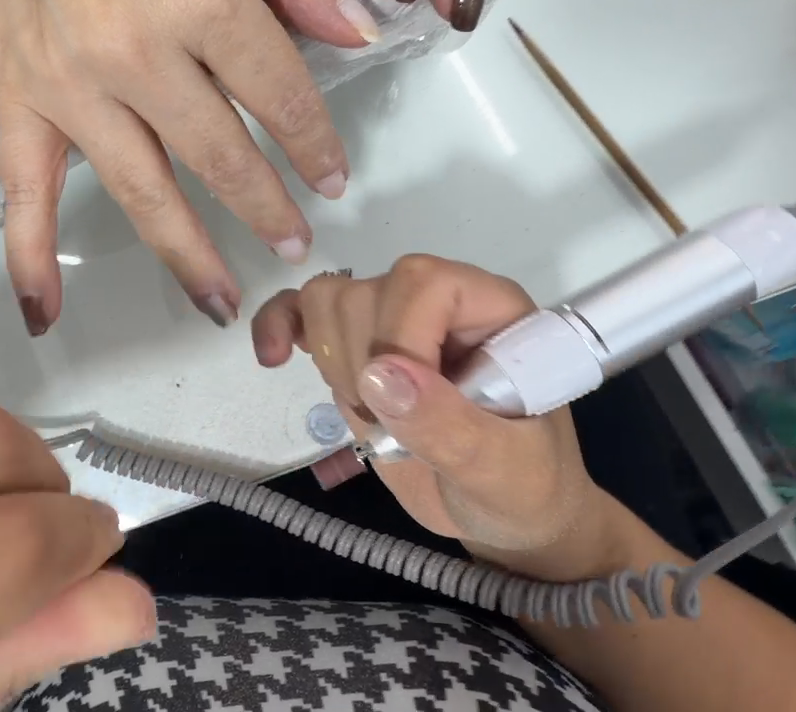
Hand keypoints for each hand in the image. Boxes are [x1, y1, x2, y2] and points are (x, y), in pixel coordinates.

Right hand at [0, 0, 379, 332]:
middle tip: (294, 247)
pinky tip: (46, 315)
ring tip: (226, 299)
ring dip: (188, 253)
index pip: (278, 91)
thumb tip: (354, 34)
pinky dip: (31, 256)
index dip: (315, 143)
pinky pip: (24, 192)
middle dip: (265, 208)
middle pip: (220, 155)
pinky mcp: (19, 105)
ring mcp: (72, 90)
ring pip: (142, 190)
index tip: (334, 179)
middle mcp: (139, 55)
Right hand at [253, 256, 618, 577]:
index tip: (406, 409)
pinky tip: (273, 358)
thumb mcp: (503, 472)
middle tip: (396, 430)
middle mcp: (436, 298)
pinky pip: (298, 308)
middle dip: (363, 371)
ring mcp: (389, 316)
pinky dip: (278, 326)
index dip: (400, 339)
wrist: (500, 511)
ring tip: (373, 418)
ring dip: (333, 368)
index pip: (422, 283)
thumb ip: (449, 425)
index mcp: (488, 308)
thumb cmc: (522, 490)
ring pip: (325, 302)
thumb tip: (380, 376)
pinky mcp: (351, 340)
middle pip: (364, 293)